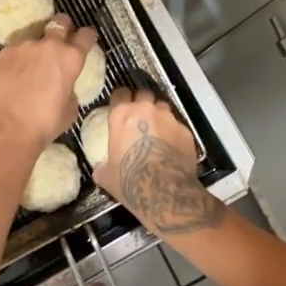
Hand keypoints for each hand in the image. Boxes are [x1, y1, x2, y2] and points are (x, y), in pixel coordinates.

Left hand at [0, 13, 96, 152]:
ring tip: (32, 64)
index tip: (86, 39)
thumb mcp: (70, 108)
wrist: (8, 130)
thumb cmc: (46, 124)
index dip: (87, 36)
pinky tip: (15, 73)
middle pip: (60, 22)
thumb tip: (63, 85)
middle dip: (64, 26)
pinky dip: (19, 58)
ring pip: (34, 37)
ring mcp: (23, 46)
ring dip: (37, 46)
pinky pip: (16, 50)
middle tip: (61, 38)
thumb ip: (70, 88)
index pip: (86, 35)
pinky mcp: (3, 53)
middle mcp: (48, 45)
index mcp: (71, 58)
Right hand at [95, 87, 224, 236]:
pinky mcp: (186, 131)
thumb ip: (102, 166)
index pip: (120, 93)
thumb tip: (100, 169)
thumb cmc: (130, 180)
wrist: (165, 191)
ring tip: (157, 133)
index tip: (119, 106)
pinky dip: (174, 133)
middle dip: (142, 104)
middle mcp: (146, 110)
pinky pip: (177, 126)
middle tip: (139, 119)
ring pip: (163, 108)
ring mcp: (169, 118)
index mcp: (122, 115)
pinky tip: (172, 148)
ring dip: (159, 116)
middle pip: (144, 95)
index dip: (120, 99)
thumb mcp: (106, 176)